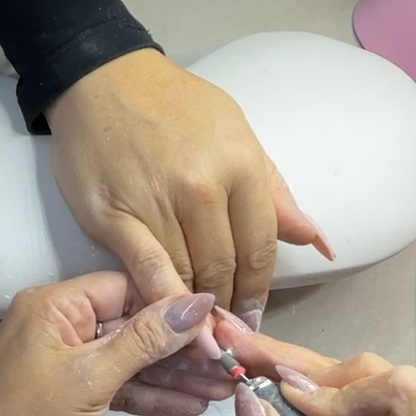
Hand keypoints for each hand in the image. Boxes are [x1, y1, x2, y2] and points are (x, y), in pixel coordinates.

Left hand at [0, 273, 214, 415]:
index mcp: (55, 305)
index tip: (218, 327)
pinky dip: (149, 395)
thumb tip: (195, 304)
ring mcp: (66, 359)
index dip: (174, 308)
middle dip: (181, 349)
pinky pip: (118, 384)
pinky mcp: (72, 391)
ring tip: (223, 390)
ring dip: (173, 376)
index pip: (127, 288)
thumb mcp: (92, 375)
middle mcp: (60, 324)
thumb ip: (146, 339)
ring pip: (130, 359)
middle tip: (230, 363)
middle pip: (133, 325)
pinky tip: (189, 406)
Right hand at [47, 49, 329, 318]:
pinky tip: (169, 318)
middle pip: (224, 267)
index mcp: (240, 166)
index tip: (252, 315)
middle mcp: (204, 188)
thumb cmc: (172, 106)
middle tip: (225, 333)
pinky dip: (162, 298)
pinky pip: (146, 269)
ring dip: (196, 309)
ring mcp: (157, 204)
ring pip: (186, 273)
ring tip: (199, 332)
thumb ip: (273, 191)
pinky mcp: (115, 218)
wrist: (100, 83)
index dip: (257, 289)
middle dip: (229, 305)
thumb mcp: (235, 133)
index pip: (259, 247)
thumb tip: (316, 241)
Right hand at [221, 331, 415, 415]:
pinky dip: (313, 385)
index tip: (287, 405)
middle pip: (377, 377)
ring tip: (253, 367)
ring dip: (305, 375)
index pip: (401, 395)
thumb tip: (250, 399)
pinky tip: (273, 377)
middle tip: (242, 354)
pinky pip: (361, 391)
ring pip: (365, 377)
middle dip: (306, 372)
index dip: (337, 392)